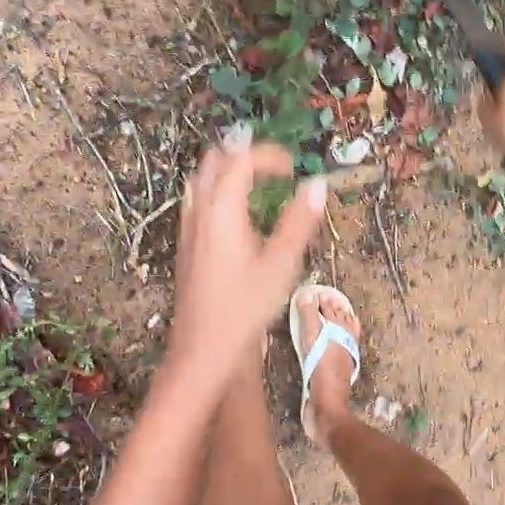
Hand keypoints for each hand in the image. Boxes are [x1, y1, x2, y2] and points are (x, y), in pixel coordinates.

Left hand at [164, 139, 326, 391]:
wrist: (201, 349)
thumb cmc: (244, 309)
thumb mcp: (281, 265)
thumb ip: (299, 222)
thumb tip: (317, 185)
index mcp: (222, 210)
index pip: (241, 161)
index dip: (269, 155)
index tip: (294, 166)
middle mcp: (200, 211)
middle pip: (214, 161)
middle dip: (245, 155)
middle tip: (275, 167)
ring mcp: (189, 228)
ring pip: (202, 180)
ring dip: (229, 171)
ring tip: (258, 183)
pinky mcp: (187, 245)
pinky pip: (198, 201)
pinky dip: (218, 191)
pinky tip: (237, 215)